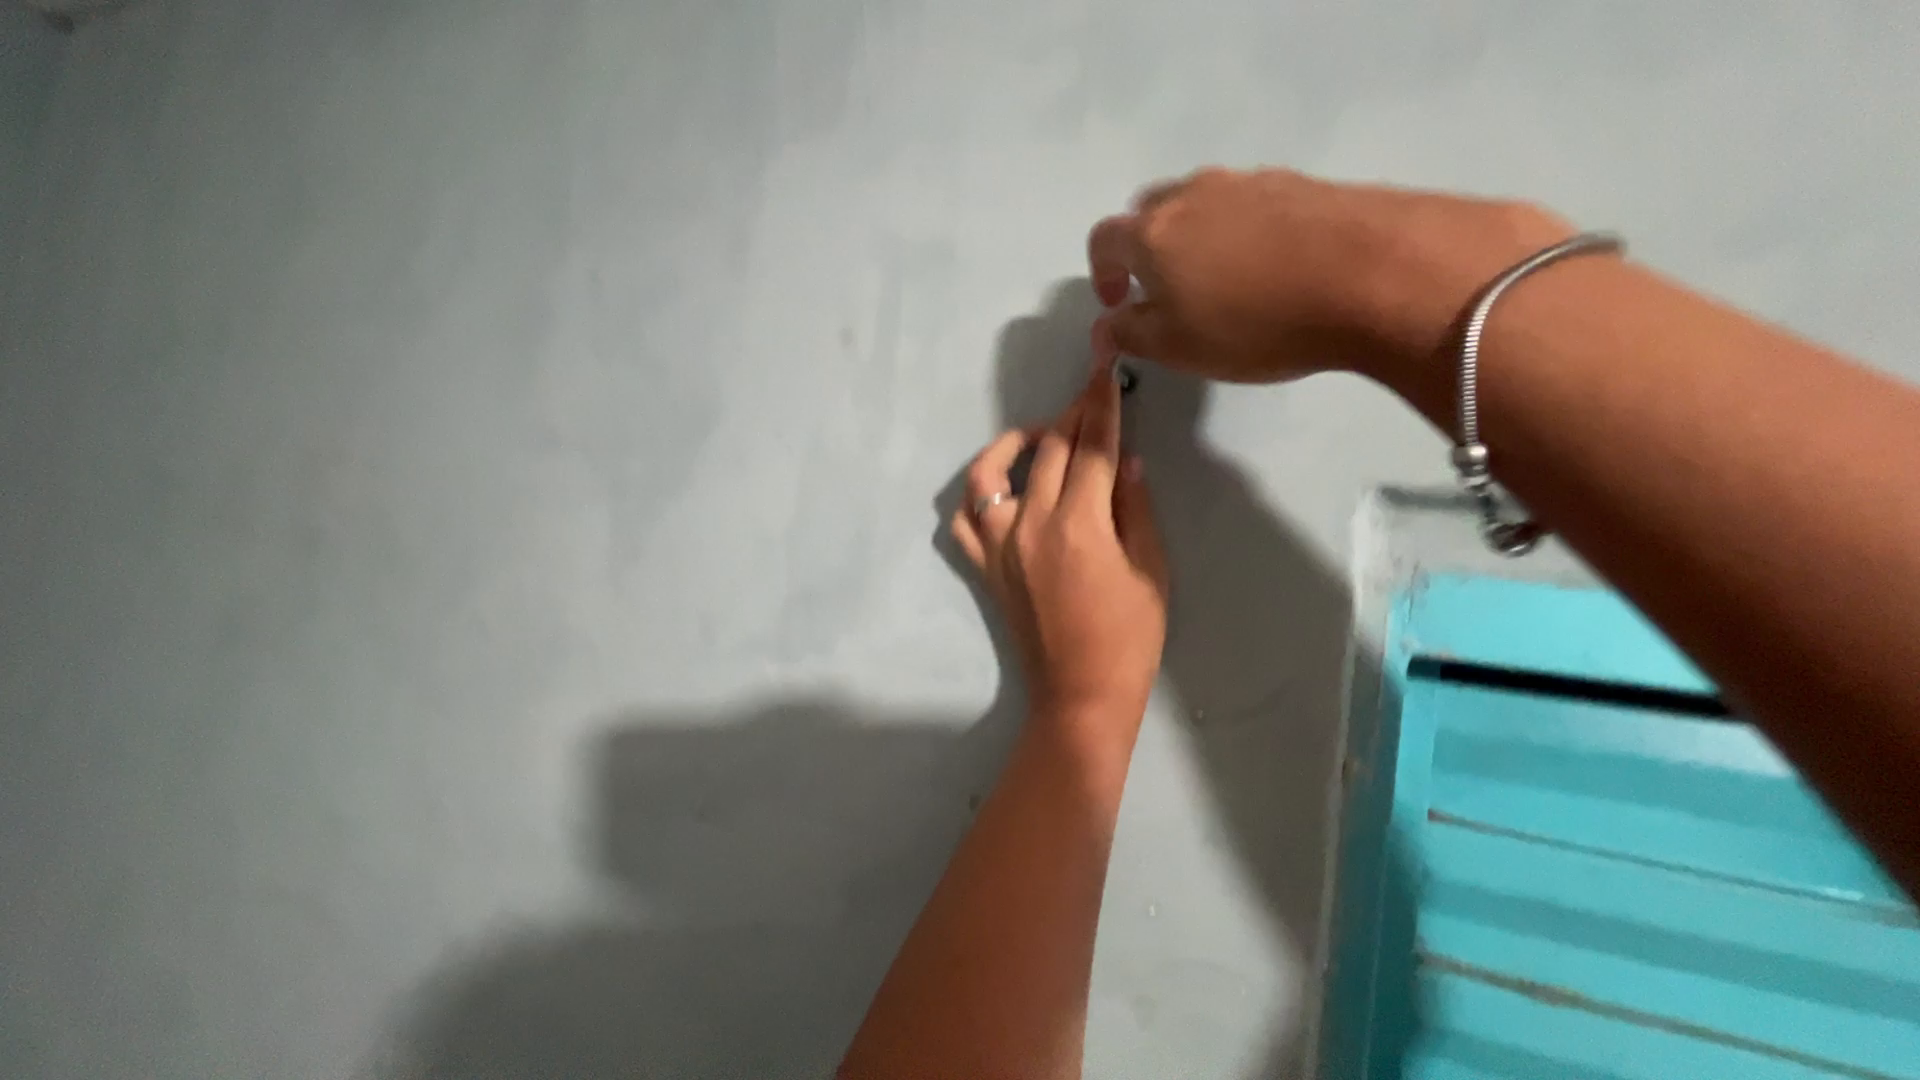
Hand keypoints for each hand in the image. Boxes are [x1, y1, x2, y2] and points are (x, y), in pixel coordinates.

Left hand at [951, 348, 1169, 727]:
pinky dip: (978, 497)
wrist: (1080, 694)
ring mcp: (999, 545)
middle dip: (1073, 416)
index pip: (1094, 447)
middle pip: (1049, 451)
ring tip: (1039, 440)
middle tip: (1090, 397)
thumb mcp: (1150, 571)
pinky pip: (965, 520)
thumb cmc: (1129, 639)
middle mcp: (1031, 523)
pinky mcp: (984, 567)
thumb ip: (1135, 509)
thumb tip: (1125, 460)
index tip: (1106, 373)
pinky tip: (1002, 492)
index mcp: (1080, 523)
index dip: (1103, 406)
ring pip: (990, 474)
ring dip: (1014, 445)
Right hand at [1086, 167, 1573, 382]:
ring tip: (1226, 281)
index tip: (1120, 304)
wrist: (1372, 274)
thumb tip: (1103, 327)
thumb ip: (1130, 335)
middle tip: (1168, 290)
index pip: (1103, 240)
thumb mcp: (1177, 347)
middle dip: (1147, 249)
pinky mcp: (1300, 183)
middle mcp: (1193, 194)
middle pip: (1151, 211)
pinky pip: (1253, 205)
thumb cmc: (1255, 322)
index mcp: (1152, 232)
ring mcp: (1250, 181)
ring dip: (1198, 238)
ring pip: (1204, 204)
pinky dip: (1247, 232)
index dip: (1101, 274)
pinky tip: (1275, 268)